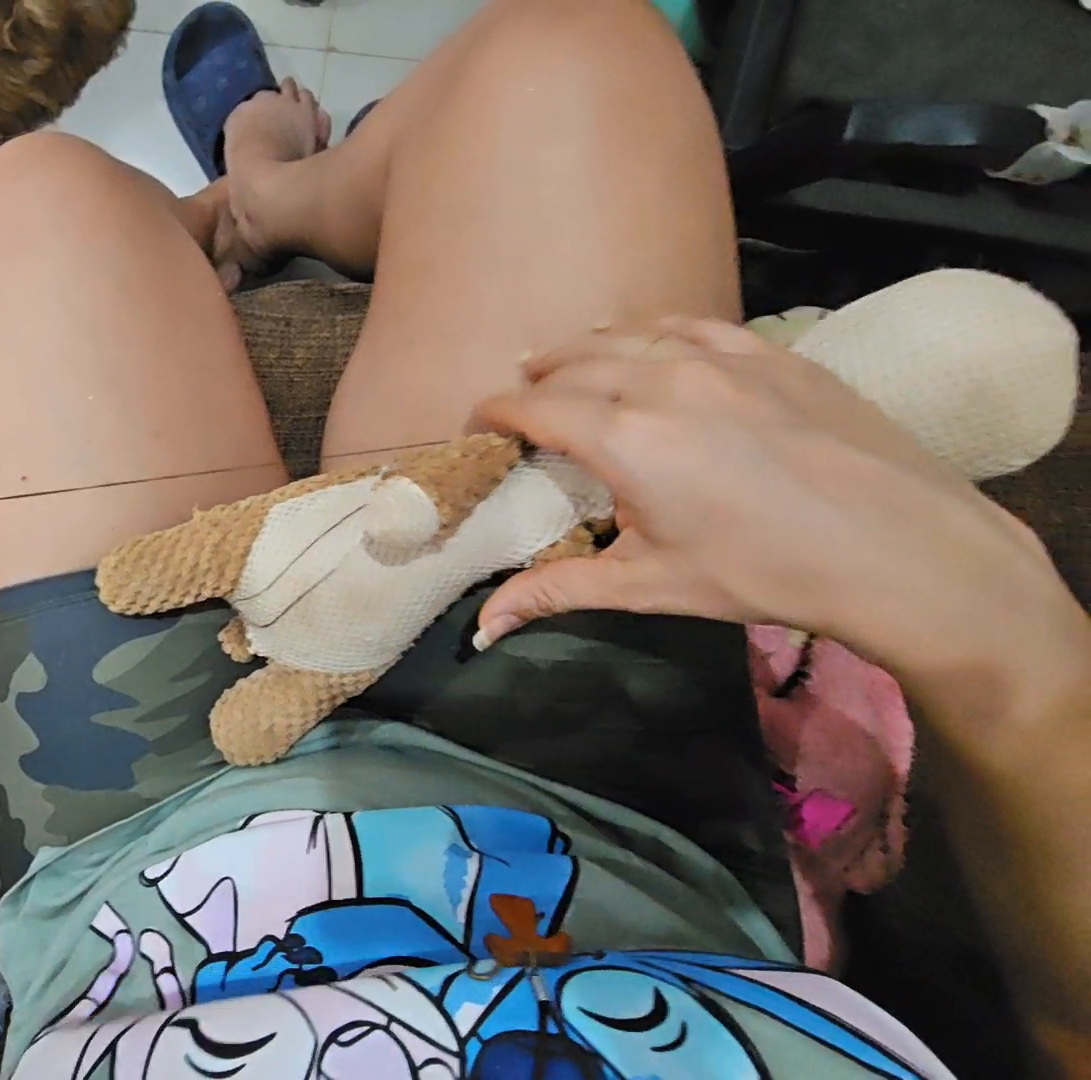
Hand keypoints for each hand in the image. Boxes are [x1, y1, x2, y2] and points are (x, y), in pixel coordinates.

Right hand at [470, 317, 1083, 700]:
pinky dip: (650, 331)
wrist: (909, 555)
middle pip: (572, 365)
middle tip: (514, 405)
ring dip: (581, 349)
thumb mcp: (648, 585)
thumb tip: (481, 627)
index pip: (534, 407)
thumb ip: (554, 591)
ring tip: (557, 363)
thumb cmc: (763, 574)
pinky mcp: (775, 357)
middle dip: (531, 382)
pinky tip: (643, 341)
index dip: (494, 411)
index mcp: (626, 440)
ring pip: (627, 336)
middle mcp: (664, 385)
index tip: (475, 424)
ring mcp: (725, 362)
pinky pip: (693, 327)